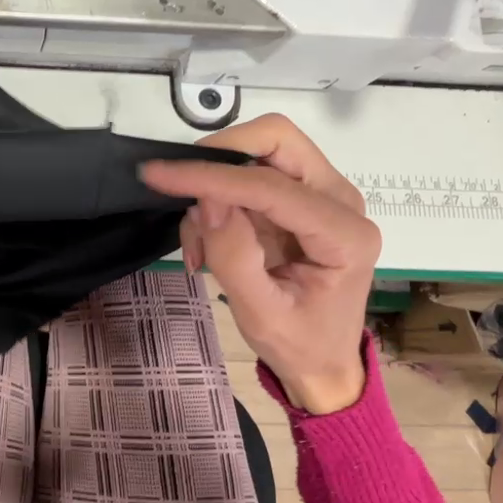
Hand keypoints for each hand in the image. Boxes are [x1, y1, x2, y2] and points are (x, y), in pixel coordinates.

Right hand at [140, 114, 379, 413]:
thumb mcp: (261, 314)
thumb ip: (235, 257)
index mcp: (344, 235)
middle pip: (278, 138)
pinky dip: (220, 197)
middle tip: (181, 186)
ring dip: (217, 182)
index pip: (271, 185)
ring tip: (199, 244)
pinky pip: (252, 172)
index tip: (157, 175)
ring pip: (262, 148)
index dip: (212, 176)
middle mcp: (340, 200)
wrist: (325, 364)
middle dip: (221, 152)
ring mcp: (322, 193)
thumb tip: (207, 202)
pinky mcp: (300, 196)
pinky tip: (208, 244)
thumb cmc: (299, 345)